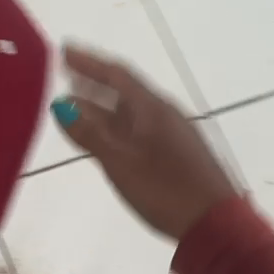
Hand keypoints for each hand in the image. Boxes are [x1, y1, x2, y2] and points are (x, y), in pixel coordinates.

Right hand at [53, 45, 240, 240]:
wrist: (212, 222)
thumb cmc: (164, 190)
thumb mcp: (120, 163)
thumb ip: (90, 134)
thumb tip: (60, 106)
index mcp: (151, 109)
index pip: (116, 75)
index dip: (89, 62)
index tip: (64, 51)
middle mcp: (161, 114)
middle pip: (122, 91)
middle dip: (92, 82)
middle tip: (64, 75)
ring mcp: (168, 134)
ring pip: (128, 112)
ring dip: (100, 106)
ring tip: (74, 105)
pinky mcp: (172, 153)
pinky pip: (135, 129)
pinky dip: (113, 126)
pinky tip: (102, 137)